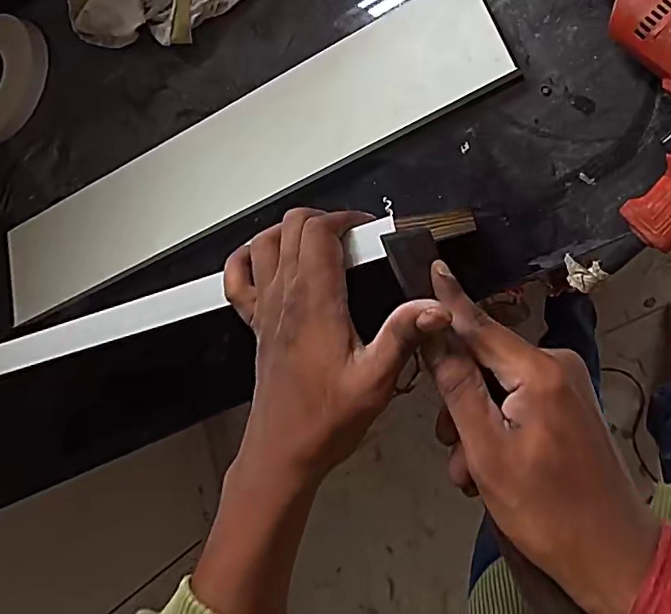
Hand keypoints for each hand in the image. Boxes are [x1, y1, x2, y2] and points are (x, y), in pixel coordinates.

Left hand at [222, 207, 446, 484]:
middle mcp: (285, 295)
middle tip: (353, 233)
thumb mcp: (375, 380)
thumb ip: (403, 336)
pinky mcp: (256, 322)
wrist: (281, 454)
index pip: (320, 231)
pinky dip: (247, 256)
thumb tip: (433, 306)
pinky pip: (237, 276)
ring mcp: (266, 306)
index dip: (346, 217)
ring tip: (320, 238)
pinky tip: (266, 257)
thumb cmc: (324, 421)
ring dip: (290, 229)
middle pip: (293, 225)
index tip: (369, 227)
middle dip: (325, 217)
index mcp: (314, 300)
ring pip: (265, 240)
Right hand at [424, 261, 661, 613]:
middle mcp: (558, 365)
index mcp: (539, 372)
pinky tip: (496, 462)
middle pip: (487, 358)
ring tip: (475, 467)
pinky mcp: (572, 400)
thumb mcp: (487, 450)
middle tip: (453, 443)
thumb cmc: (552, 514)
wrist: (615, 557)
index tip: (435, 267)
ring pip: (501, 382)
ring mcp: (569, 382)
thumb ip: (457, 386)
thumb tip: (436, 338)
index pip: (481, 325)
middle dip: (461, 396)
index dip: (451, 299)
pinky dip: (502, 421)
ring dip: (479, 418)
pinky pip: (521, 395)